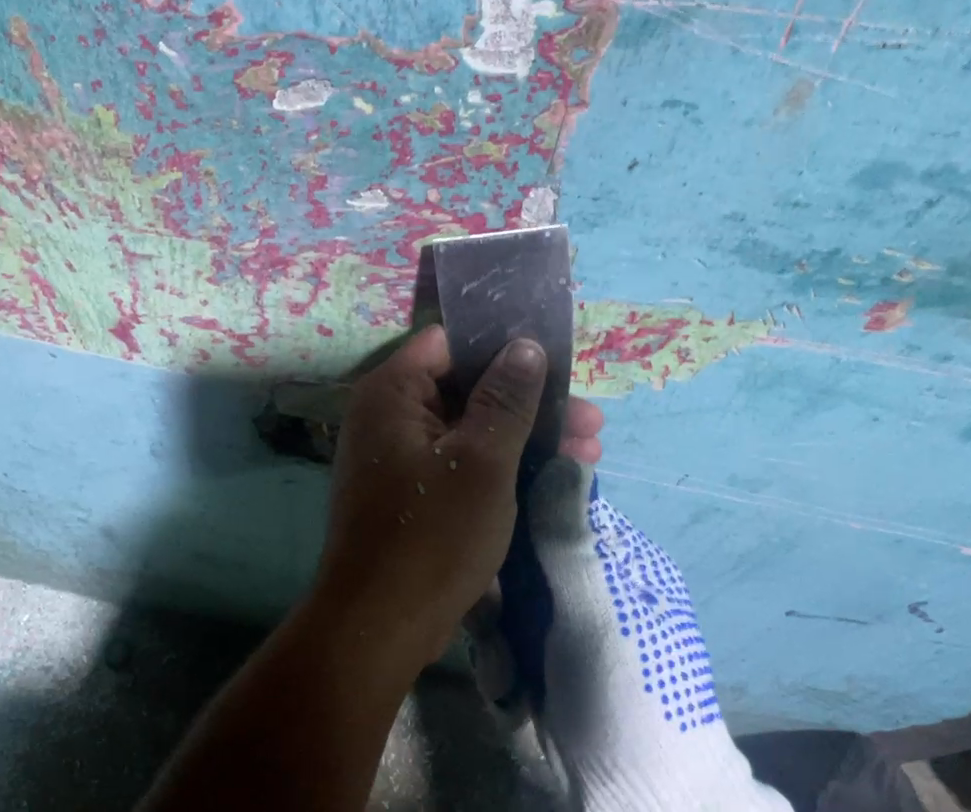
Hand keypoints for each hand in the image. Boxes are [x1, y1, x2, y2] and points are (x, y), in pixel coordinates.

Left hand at [307, 325, 601, 671]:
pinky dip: (503, 464)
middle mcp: (390, 416)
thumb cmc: (432, 535)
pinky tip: (554, 473)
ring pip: (471, 429)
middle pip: (466, 388)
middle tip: (590, 419)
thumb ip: (506, 399)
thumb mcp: (482, 461)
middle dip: (529, 400)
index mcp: (393, 393)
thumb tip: (526, 345)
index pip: (449, 344)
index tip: (554, 358)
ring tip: (589, 449)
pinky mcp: (415, 493)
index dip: (500, 345)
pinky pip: (462, 462)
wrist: (381, 626)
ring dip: (525, 435)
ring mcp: (401, 457)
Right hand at [519, 455, 793, 811]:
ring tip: (507, 665)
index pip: (544, 504)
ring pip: (486, 598)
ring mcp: (540, 624)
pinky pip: (486, 645)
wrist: (628, 797)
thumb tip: (563, 454)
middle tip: (494, 611)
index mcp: (600, 556)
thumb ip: (568, 538)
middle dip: (490, 584)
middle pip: (504, 550)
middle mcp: (566, 582)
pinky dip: (495, 670)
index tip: (479, 515)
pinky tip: (512, 693)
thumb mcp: (598, 611)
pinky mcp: (518, 663)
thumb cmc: (630, 691)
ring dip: (489, 633)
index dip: (509, 504)